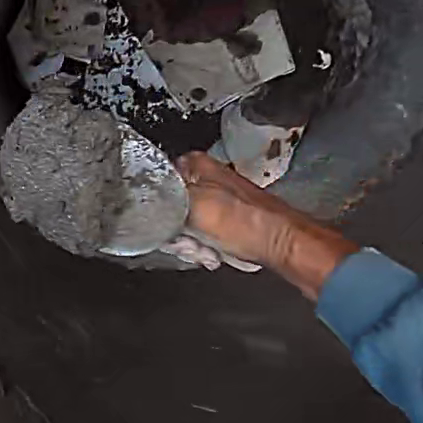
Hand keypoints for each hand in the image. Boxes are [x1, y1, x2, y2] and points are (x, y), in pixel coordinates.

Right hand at [174, 153, 359, 298]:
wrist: (285, 246)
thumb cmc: (246, 223)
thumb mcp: (193, 205)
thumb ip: (161, 198)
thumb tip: (138, 199)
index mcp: (196, 165)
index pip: (156, 183)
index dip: (156, 208)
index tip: (164, 225)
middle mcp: (206, 179)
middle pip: (169, 209)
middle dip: (178, 234)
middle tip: (192, 245)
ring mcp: (218, 200)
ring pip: (185, 226)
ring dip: (193, 245)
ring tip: (209, 254)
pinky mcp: (228, 221)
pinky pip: (203, 236)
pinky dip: (207, 248)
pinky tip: (217, 256)